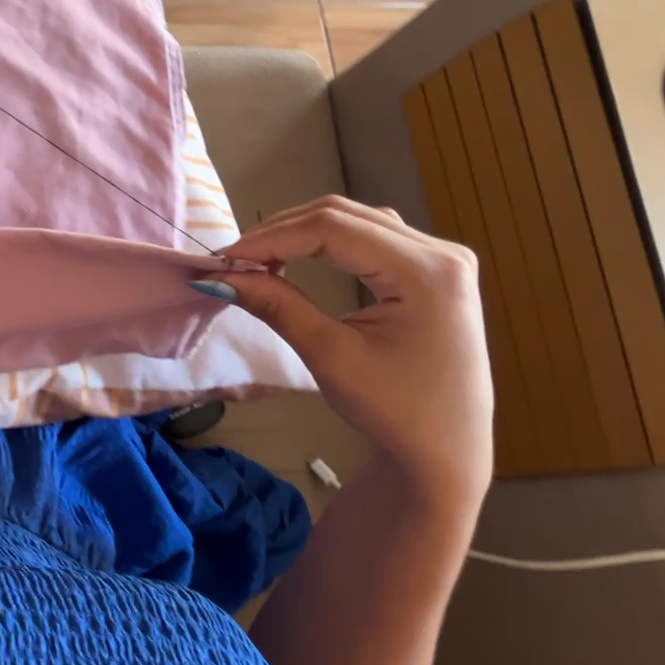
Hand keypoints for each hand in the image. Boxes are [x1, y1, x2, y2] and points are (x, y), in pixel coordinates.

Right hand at [205, 196, 493, 495]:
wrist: (445, 449)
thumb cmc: (393, 409)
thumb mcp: (330, 356)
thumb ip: (278, 306)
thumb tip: (219, 277)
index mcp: (427, 272)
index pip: (333, 230)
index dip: (271, 239)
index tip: (223, 260)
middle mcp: (440, 253)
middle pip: (343, 216)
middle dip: (280, 232)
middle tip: (232, 262)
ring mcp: (440, 259)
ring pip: (353, 220)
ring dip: (298, 234)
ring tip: (256, 263)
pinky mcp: (431, 271)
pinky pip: (367, 237)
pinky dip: (322, 243)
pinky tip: (292, 261)